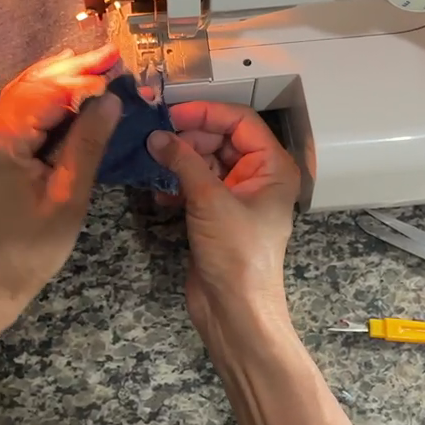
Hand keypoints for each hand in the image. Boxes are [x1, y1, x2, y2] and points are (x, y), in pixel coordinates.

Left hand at [0, 46, 123, 312]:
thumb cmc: (34, 243)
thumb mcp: (69, 194)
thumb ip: (87, 142)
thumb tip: (111, 98)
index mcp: (2, 138)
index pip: (49, 93)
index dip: (85, 77)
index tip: (117, 63)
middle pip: (35, 85)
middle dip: (74, 69)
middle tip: (111, 52)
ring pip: (26, 92)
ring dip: (61, 77)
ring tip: (95, 59)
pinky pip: (19, 108)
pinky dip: (45, 94)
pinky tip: (64, 80)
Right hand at [144, 101, 300, 336]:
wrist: (235, 311)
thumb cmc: (236, 255)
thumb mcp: (209, 201)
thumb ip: (182, 162)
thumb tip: (156, 136)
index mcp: (272, 167)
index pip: (240, 121)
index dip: (206, 112)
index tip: (171, 113)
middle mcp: (258, 176)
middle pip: (220, 139)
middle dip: (188, 137)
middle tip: (155, 139)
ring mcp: (236, 196)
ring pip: (204, 161)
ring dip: (178, 161)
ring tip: (152, 161)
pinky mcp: (216, 215)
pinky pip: (195, 185)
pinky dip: (177, 184)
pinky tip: (159, 191)